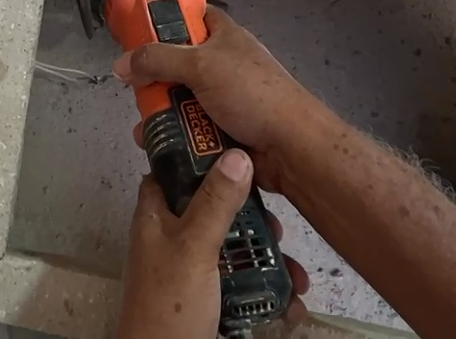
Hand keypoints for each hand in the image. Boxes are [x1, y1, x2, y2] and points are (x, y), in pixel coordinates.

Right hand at [113, 6, 323, 190]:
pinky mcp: (225, 130)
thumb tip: (121, 64)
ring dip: (162, 112)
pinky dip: (175, 135)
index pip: (193, 16)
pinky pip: (192, 128)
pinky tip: (157, 145)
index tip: (139, 32)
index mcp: (224, 36)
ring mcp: (225, 99)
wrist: (292, 148)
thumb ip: (157, 60)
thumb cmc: (251, 92)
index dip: (168, 20)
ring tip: (143, 127)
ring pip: (183, 99)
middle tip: (136, 89)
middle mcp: (224, 64)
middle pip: (179, 63)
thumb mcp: (200, 65)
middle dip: (156, 78)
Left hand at [115, 149, 308, 338]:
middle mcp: (172, 235)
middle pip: (214, 210)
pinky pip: (242, 286)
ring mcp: (191, 270)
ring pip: (233, 249)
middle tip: (280, 229)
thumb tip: (238, 153)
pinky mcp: (209, 300)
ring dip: (267, 260)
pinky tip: (294, 303)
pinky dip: (267, 291)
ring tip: (299, 275)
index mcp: (156, 213)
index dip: (203, 158)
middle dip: (252, 219)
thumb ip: (216, 201)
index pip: (175, 169)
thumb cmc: (170, 300)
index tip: (242, 155)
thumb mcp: (194, 245)